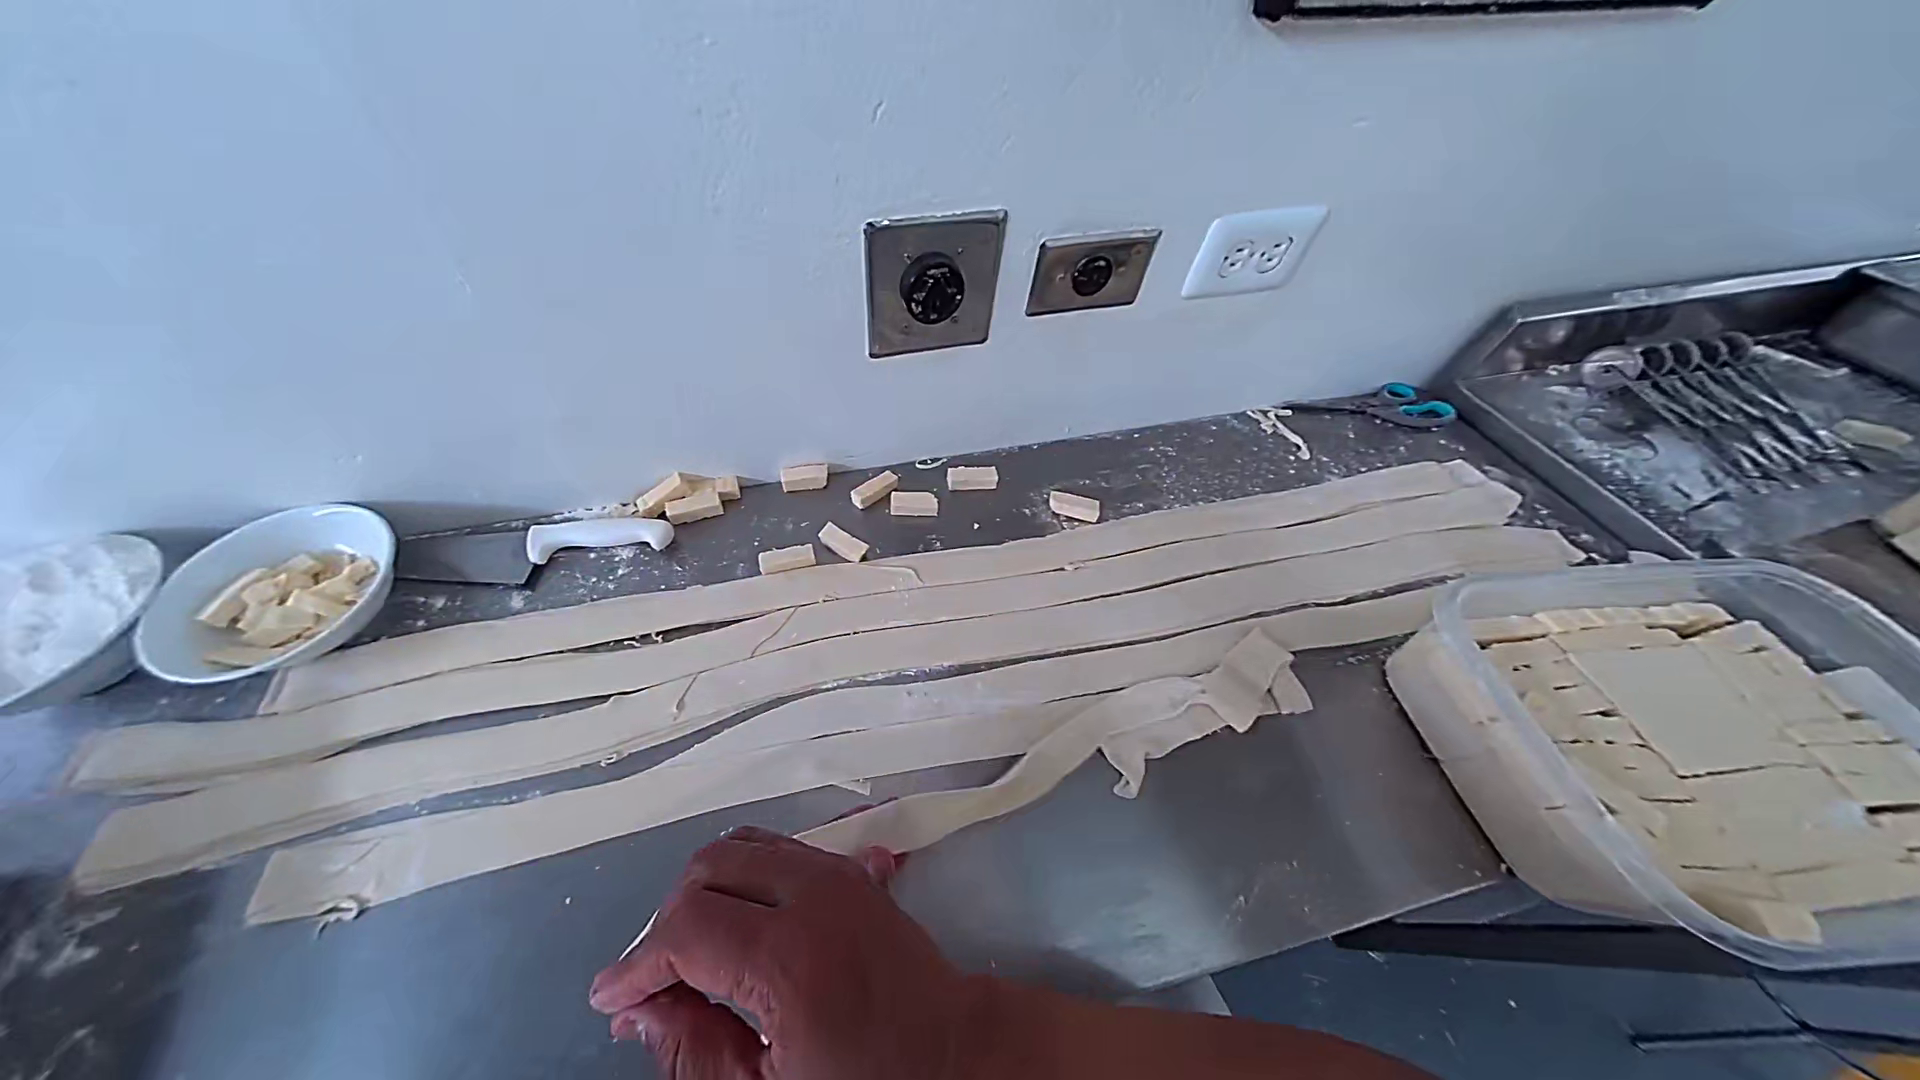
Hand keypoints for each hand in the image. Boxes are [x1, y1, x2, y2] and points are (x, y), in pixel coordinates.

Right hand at [588, 827, 995, 1079]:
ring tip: (695, 947)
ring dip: (708, 886)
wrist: (952, 1049)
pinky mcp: (853, 870)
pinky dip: (750, 872)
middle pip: (712, 866)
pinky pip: (785, 848)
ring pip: (747, 844)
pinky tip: (744, 917)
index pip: (687, 924)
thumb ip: (694, 1051)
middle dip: (669, 916)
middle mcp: (814, 894)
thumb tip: (643, 1008)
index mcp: (789, 956)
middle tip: (657, 977)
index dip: (637, 961)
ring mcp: (839, 872)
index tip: (614, 997)